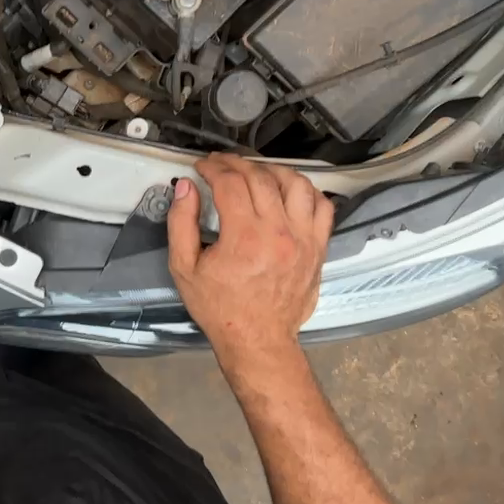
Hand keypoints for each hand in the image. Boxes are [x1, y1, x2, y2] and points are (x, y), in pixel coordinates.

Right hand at [168, 153, 333, 369]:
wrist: (257, 339)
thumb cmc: (218, 306)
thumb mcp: (184, 268)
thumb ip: (181, 223)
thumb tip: (187, 187)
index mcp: (244, 236)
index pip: (230, 183)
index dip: (213, 168)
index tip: (201, 167)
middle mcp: (279, 231)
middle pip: (261, 178)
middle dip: (236, 164)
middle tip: (220, 164)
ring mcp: (304, 238)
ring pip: (296, 184)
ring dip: (272, 170)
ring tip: (254, 172)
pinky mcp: (319, 247)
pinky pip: (322, 206)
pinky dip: (306, 191)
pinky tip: (287, 191)